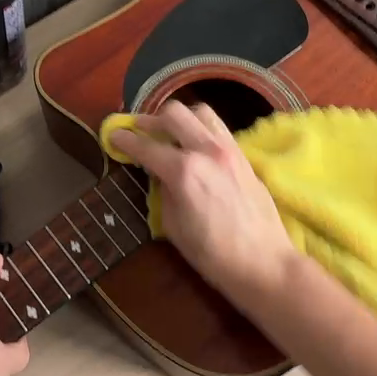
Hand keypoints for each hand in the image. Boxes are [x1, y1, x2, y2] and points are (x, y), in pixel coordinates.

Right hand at [110, 101, 299, 308]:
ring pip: (200, 112)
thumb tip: (159, 174)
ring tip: (169, 133)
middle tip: (139, 132)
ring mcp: (229, 150)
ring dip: (179, 119)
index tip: (113, 136)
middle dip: (150, 120)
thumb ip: (162, 191)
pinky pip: (218, 128)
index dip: (124, 140)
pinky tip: (194, 145)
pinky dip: (200, 129)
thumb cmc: (212, 255)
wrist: (263, 263)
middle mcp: (206, 151)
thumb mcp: (172, 226)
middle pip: (173, 114)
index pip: (146, 146)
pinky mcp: (244, 156)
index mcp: (184, 171)